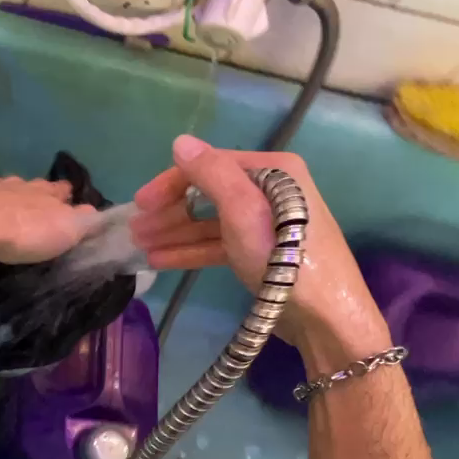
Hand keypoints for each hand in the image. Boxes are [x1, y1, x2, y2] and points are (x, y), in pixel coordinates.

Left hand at [0, 176, 98, 264]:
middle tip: (35, 215)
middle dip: (34, 198)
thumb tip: (97, 212)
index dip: (67, 197)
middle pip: (31, 187)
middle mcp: (16, 182)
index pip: (62, 188)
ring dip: (6, 200)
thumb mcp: (66, 230)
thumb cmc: (24, 232)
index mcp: (44, 189)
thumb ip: (85, 220)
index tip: (69, 204)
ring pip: (2, 189)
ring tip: (6, 217)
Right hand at [129, 135, 388, 362]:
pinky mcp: (261, 252)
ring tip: (140, 247)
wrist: (324, 315)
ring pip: (209, 221)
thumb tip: (180, 142)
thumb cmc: (282, 256)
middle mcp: (271, 189)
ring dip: (174, 232)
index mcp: (272, 171)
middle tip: (135, 230)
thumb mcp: (243, 209)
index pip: (209, 165)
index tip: (140, 204)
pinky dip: (190, 250)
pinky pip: (218, 243)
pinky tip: (161, 260)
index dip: (171, 183)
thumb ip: (211, 173)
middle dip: (169, 211)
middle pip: (207, 193)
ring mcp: (266, 222)